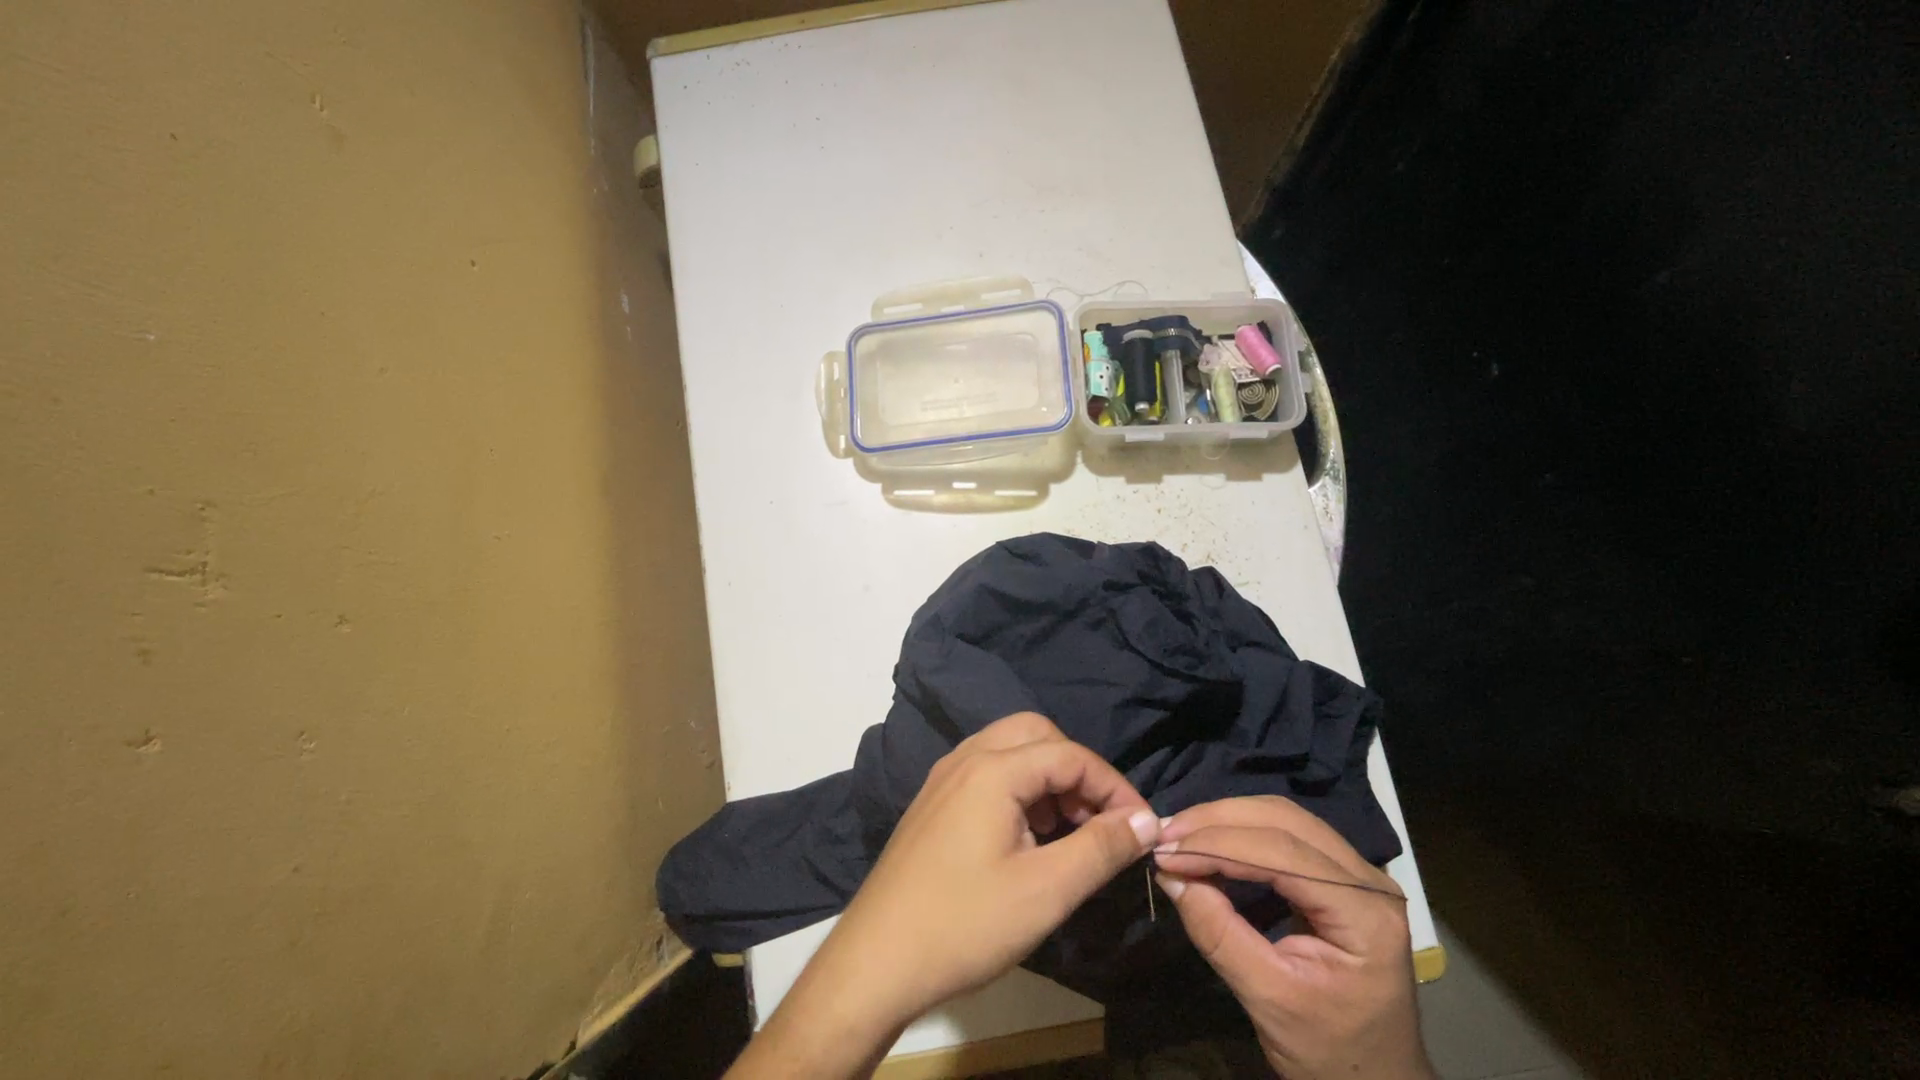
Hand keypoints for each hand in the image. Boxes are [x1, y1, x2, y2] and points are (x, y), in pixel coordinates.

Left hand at [726, 712, 1160, 1078]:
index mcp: (992, 770)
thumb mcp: (1047, 890)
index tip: (1141, 828)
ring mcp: (942, 781)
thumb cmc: (965, 924)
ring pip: (1010, 752)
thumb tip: (1145, 819)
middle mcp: (964, 761)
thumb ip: (1101, 847)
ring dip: (1048, 779)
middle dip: (1077, 770)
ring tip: (1069, 831)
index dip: (1114, 787)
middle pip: (1037, 735)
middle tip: (1099, 819)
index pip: (1071, 754)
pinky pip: (987, 775)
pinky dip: (1020, 790)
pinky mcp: (933, 806)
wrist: (876, 962)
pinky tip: (1028, 837)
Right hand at [1154, 796, 1433, 1079]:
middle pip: (1285, 820)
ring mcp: (1360, 875)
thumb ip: (1219, 933)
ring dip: (1227, 821)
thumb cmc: (1328, 1052)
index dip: (1218, 845)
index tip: (1164, 852)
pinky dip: (1242, 833)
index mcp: (1365, 913)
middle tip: (1165, 834)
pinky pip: (1288, 836)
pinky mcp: (1342, 879)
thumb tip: (1170, 875)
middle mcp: (1369, 879)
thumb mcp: (1269, 999)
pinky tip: (1209, 843)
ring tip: (1179, 835)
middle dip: (1218, 821)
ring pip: (1285, 818)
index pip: (1283, 853)